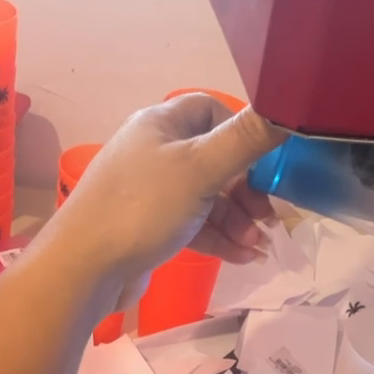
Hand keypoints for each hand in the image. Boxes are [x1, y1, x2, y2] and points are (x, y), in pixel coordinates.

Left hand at [45, 94, 286, 303]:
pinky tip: (244, 257)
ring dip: (237, 219)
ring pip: (207, 196)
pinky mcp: (149, 225)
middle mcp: (154, 151)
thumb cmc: (142, 208)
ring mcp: (150, 191)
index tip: (267, 161)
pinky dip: (219, 237)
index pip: (211, 110)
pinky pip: (193, 224)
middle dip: (247, 188)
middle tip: (269, 214)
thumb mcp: (200, 169)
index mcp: (161, 124)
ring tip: (259, 244)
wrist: (84, 268)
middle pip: (214, 158)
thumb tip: (288, 105)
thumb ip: (245, 139)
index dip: (242, 131)